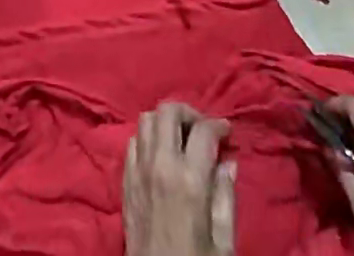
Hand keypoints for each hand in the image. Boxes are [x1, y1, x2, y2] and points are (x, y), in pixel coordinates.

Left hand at [125, 102, 236, 255]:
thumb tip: (228, 162)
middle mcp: (160, 164)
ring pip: (146, 119)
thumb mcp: (223, 241)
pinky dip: (148, 137)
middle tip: (203, 130)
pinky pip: (133, 140)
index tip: (228, 132)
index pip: (203, 131)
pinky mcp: (124, 177)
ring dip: (165, 121)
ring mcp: (137, 168)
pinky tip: (161, 153)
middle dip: (188, 113)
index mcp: (189, 179)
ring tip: (182, 138)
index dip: (219, 125)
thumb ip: (226, 196)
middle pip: (167, 111)